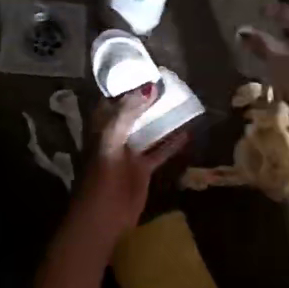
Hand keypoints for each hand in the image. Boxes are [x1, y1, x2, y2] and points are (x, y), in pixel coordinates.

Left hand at [73, 85, 188, 240]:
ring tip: (180, 101)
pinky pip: (159, 150)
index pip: (112, 98)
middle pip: (131, 111)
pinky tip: (188, 132)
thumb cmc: (101, 177)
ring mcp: (129, 152)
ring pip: (147, 129)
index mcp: (100, 126)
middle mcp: (114, 135)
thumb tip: (149, 87)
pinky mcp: (142, 169)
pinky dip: (172, 142)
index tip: (145, 69)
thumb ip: (127, 113)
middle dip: (146, 98)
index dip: (125, 84)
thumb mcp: (110, 140)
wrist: (102, 218)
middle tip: (168, 82)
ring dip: (160, 117)